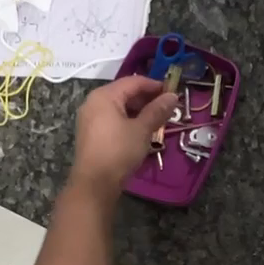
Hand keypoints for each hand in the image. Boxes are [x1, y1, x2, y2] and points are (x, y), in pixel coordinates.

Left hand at [69, 75, 178, 195]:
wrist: (95, 183)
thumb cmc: (119, 151)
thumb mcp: (142, 129)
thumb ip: (157, 110)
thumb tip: (173, 96)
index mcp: (105, 95)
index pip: (134, 81)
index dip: (155, 85)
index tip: (173, 93)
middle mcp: (94, 102)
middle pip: (125, 93)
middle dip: (147, 99)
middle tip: (168, 109)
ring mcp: (90, 118)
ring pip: (119, 107)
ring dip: (139, 111)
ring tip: (158, 121)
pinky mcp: (91, 133)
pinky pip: (113, 119)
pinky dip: (128, 120)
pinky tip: (142, 130)